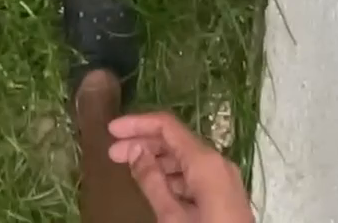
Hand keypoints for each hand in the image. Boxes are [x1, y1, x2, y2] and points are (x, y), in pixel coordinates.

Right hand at [108, 112, 253, 222]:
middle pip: (175, 140)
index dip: (137, 124)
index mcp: (205, 161)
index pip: (166, 126)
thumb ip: (152, 181)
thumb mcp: (173, 218)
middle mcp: (217, 162)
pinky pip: (195, 174)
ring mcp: (224, 178)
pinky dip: (172, 176)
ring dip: (156, 160)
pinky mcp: (226, 195)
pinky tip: (155, 186)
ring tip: (131, 170)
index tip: (111, 131)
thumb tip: (135, 150)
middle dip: (143, 143)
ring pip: (185, 158)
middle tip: (113, 154)